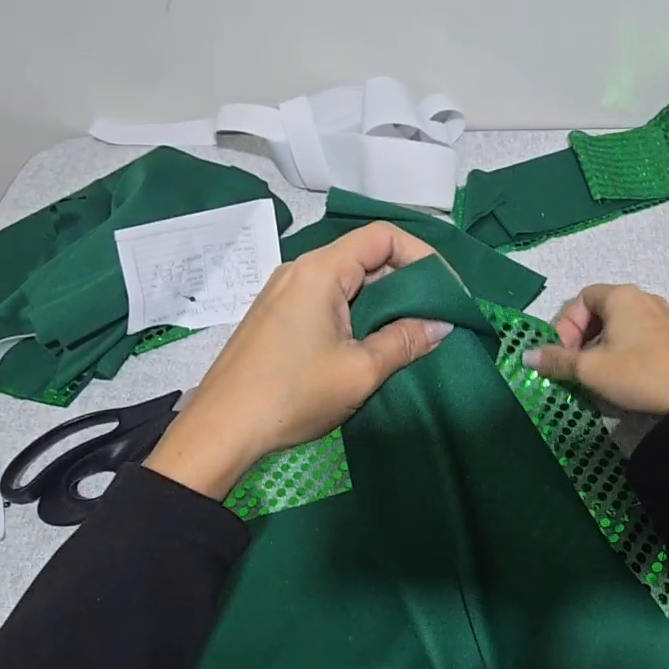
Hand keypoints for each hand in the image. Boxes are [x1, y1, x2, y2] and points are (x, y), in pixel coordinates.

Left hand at [144, 223, 454, 498]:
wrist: (221, 431)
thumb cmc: (293, 395)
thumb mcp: (360, 371)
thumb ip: (406, 341)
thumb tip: (442, 325)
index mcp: (320, 271)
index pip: (382, 236)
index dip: (422, 255)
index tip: (447, 291)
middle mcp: (301, 270)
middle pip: (366, 256)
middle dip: (407, 281)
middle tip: (438, 316)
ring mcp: (286, 293)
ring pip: (349, 281)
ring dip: (384, 302)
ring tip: (413, 333)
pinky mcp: (280, 317)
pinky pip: (330, 300)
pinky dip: (359, 314)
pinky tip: (375, 344)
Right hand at [523, 284, 668, 414]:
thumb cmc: (638, 373)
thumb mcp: (590, 369)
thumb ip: (556, 360)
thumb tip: (527, 355)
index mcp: (621, 296)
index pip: (581, 299)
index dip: (566, 325)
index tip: (564, 353)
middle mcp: (644, 297)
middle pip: (602, 309)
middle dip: (583, 336)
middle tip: (578, 363)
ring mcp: (667, 315)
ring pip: (623, 323)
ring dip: (604, 344)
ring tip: (600, 372)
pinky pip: (643, 334)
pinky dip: (627, 348)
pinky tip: (628, 374)